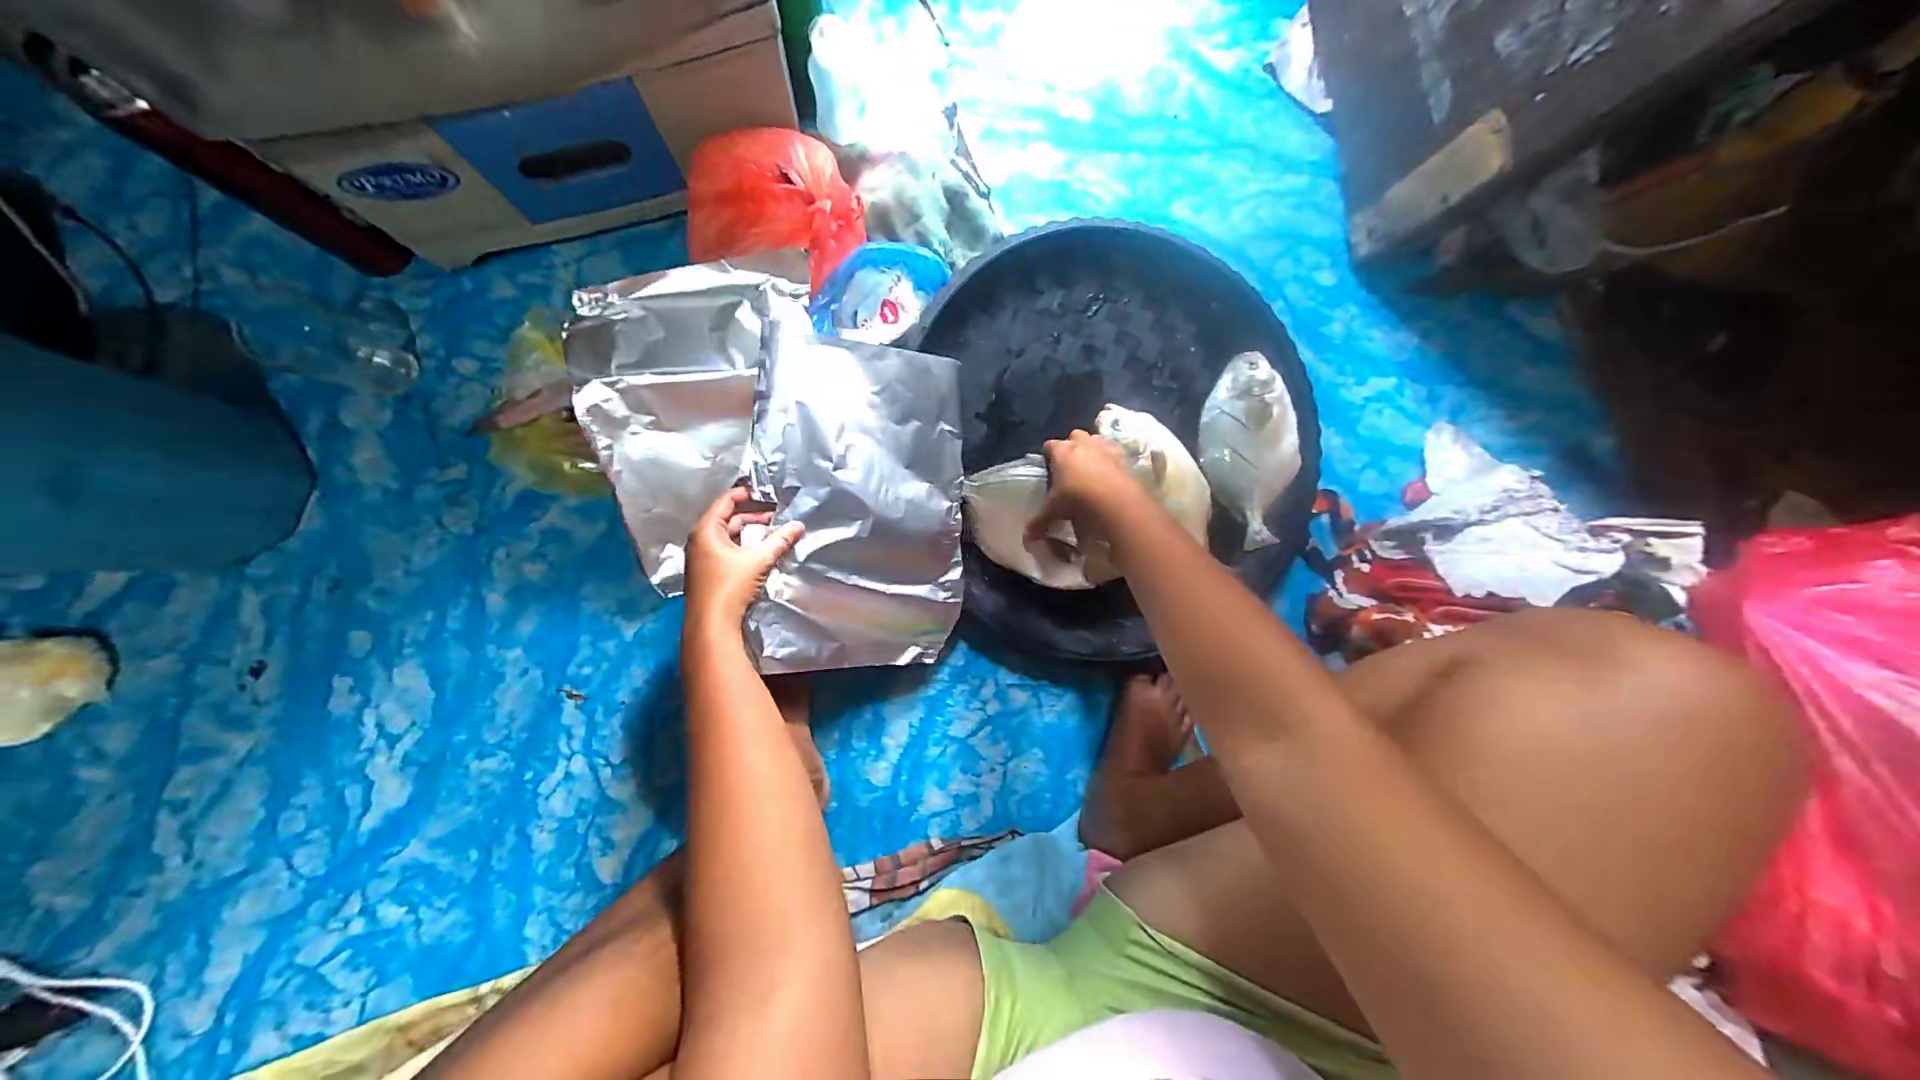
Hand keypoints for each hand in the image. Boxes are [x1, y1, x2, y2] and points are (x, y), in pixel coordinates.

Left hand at [684, 487, 804, 628]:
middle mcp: (700, 540)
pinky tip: (760, 553)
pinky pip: (727, 550)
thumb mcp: (758, 560)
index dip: (746, 494)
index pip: (725, 501)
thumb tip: (799, 526)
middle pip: (728, 519)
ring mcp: (702, 557)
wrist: (711, 624)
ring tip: (772, 535)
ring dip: (750, 534)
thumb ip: (779, 541)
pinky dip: (743, 547)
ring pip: (728, 537)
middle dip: (753, 516)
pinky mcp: (708, 572)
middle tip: (776, 517)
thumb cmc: (730, 586)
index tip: (766, 493)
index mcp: (706, 531)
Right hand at [1027, 430, 1152, 549]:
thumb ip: (1039, 522)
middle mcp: (1083, 444)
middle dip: (1072, 446)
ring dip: (1093, 449)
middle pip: (1075, 435)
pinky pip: (1115, 453)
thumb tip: (1026, 538)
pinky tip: (1110, 475)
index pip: (1050, 445)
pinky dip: (1111, 460)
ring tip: (1091, 468)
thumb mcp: (1054, 512)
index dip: (1048, 454)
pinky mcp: (1124, 458)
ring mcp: (1105, 449)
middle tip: (1070, 465)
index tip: (1048, 465)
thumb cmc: (1077, 500)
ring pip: (1097, 439)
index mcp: (1062, 451)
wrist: (1116, 502)